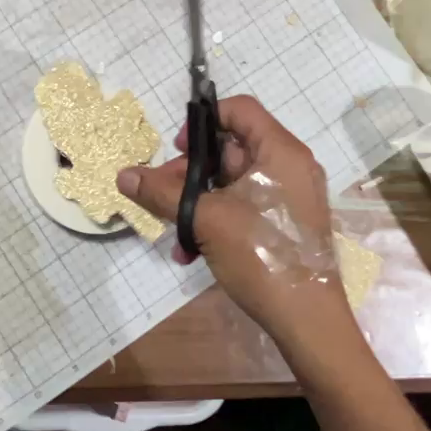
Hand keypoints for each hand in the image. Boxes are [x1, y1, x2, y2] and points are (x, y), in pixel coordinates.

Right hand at [115, 96, 347, 335]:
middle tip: (161, 194)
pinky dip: (213, 218)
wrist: (307, 320)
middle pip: (229, 148)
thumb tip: (123, 176)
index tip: (176, 150)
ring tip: (173, 228)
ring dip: (194, 200)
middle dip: (188, 170)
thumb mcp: (205, 219)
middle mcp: (288, 167)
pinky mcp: (282, 224)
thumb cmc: (262, 255)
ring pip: (229, 182)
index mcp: (280, 152)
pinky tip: (190, 248)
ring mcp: (287, 197)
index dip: (202, 121)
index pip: (239, 110)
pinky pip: (240, 206)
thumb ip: (162, 192)